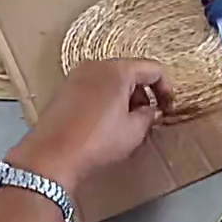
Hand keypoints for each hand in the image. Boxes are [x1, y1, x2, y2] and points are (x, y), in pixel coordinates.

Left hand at [6, 57, 171, 193]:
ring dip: (125, 98)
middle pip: (131, 72)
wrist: (53, 155)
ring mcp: (77, 76)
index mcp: (118, 70)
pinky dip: (106, 101)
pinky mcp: (65, 91)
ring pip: (111, 81)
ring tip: (127, 125)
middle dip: (143, 94)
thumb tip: (150, 110)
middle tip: (148, 119)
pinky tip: (106, 125)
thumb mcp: (134, 131)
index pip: (153, 69)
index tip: (167, 108)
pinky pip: (94, 89)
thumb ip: (149, 115)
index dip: (166, 89)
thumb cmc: (96, 141)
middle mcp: (96, 66)